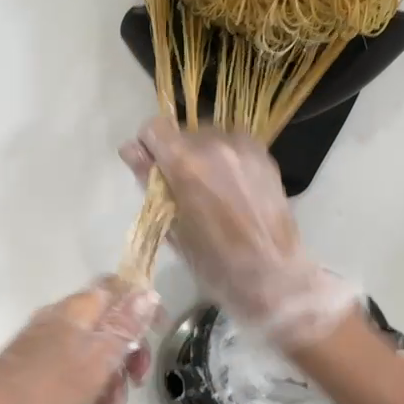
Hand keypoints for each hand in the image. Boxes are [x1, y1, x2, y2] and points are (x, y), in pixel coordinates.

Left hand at [0, 279, 158, 403]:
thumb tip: (147, 290)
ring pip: (91, 348)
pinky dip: (89, 385)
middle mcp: (58, 318)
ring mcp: (43, 344)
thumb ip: (123, 326)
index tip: (159, 334)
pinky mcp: (33, 369)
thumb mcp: (95, 361)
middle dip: (128, 348)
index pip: (115, 286)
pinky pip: (72, 368)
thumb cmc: (45, 394)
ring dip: (111, 373)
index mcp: (74, 309)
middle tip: (137, 381)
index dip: (142, 304)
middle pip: (107, 320)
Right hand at [119, 118, 357, 347]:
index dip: (148, 147)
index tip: (153, 171)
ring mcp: (245, 147)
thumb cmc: (214, 263)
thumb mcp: (171, 226)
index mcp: (186, 162)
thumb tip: (130, 150)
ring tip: (212, 191)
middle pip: (182, 133)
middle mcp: (216, 144)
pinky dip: (226, 160)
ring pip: (209, 137)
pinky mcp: (265, 155)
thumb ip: (149, 181)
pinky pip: (234, 145)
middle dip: (177, 156)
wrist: (273, 276)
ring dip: (203, 156)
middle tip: (184, 191)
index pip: (154, 127)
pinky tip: (233, 190)